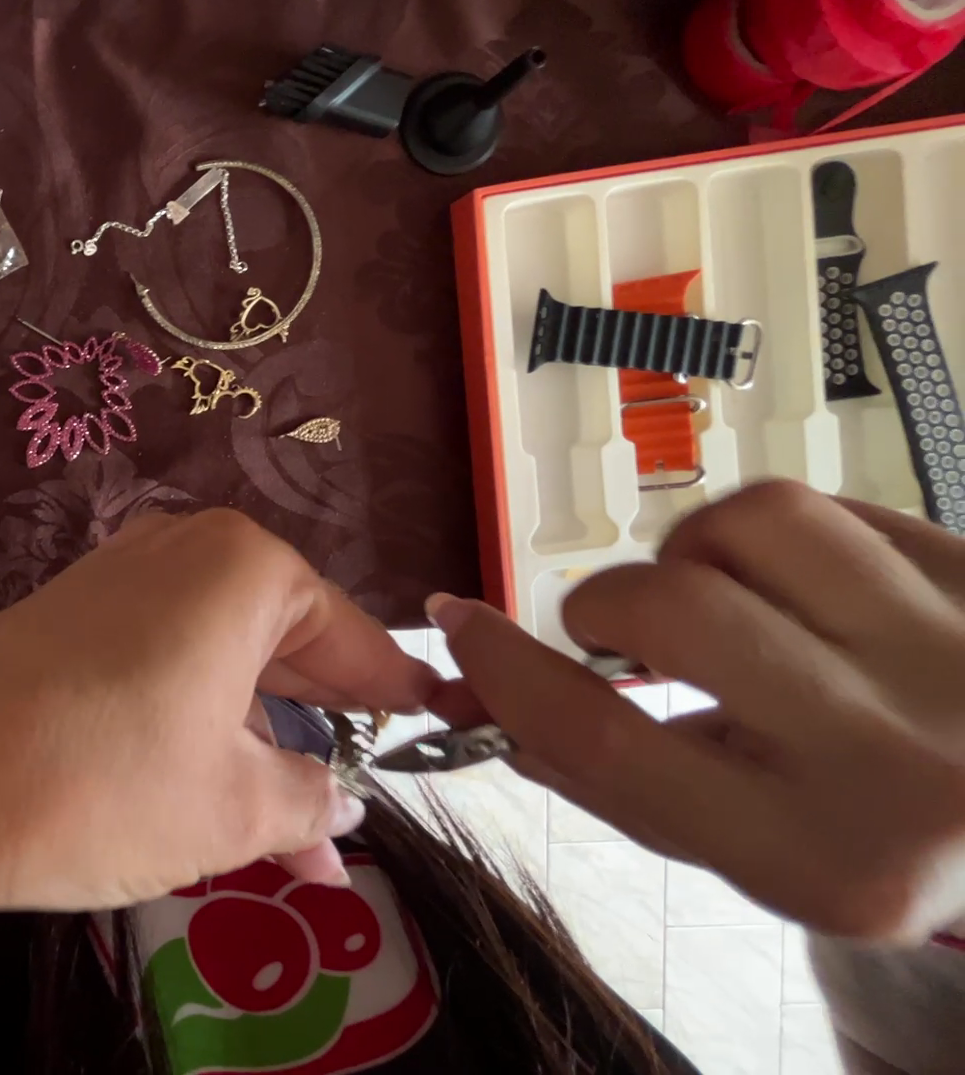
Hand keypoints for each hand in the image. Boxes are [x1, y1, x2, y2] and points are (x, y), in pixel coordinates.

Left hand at [0, 509, 438, 918]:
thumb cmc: (100, 785)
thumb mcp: (231, 808)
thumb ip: (306, 798)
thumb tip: (340, 800)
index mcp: (239, 568)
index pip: (345, 633)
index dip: (389, 690)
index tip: (432, 727)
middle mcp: (175, 553)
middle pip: (276, 645)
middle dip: (315, 732)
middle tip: (352, 803)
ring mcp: (110, 583)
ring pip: (213, 664)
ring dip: (251, 744)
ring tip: (286, 836)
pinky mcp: (62, 620)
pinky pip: (155, 667)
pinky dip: (189, 725)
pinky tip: (202, 791)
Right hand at [429, 481, 964, 940]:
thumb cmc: (854, 838)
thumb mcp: (720, 839)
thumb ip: (586, 768)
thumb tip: (465, 691)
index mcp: (816, 853)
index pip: (599, 736)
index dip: (502, 667)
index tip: (454, 620)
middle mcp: (906, 762)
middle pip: (672, 607)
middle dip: (605, 602)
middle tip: (617, 628)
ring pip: (757, 519)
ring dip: (695, 549)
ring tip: (717, 591)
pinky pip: (833, 506)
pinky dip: (773, 536)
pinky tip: (793, 586)